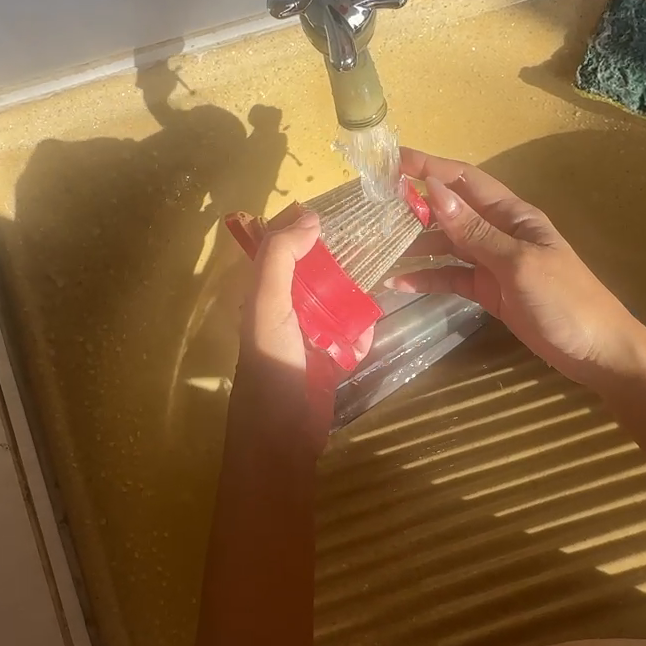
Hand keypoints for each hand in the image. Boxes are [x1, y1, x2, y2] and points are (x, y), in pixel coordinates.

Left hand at [235, 207, 369, 454]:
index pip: (278, 248)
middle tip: (374, 236)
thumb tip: (310, 217)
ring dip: (355, 294)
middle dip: (338, 257)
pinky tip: (368, 332)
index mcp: (262, 295)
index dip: (299, 226)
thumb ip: (281, 260)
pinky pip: (352, 337)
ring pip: (337, 302)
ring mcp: (309, 338)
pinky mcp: (330, 363)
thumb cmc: (270, 367)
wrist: (282, 438)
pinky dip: (362, 333)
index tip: (334, 207)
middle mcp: (285, 311)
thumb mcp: (267, 306)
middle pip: (314, 273)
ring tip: (383, 274)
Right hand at [387, 149, 645, 388]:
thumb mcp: (517, 262)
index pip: (464, 180)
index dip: (429, 167)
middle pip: (451, 210)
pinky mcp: (489, 292)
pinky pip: (452, 278)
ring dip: (416, 245)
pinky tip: (399, 284)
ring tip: (380, 248)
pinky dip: (428, 280)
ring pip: (447, 245)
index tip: (390, 162)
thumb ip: (474, 230)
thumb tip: (434, 190)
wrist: (596, 351)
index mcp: (513, 215)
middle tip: (373, 208)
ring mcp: (494, 263)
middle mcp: (500, 232)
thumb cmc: (565, 300)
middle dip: (415, 205)